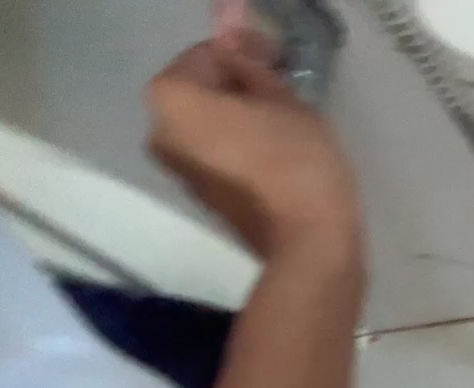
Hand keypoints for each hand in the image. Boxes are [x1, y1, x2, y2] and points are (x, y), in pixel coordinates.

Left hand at [144, 31, 360, 258]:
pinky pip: (223, 162)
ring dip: (242, 125)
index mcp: (172, 98)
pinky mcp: (208, 204)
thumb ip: (257, 72)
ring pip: (212, 131)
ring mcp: (182, 174)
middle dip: (239, 93)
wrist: (311, 248)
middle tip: (282, 98)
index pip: (208, 57)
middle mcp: (161, 133)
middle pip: (203, 97)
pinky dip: (244, 155)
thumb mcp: (289, 104)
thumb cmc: (300, 167)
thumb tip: (242, 58)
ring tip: (285, 132)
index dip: (246, 53)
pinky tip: (279, 162)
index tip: (277, 59)